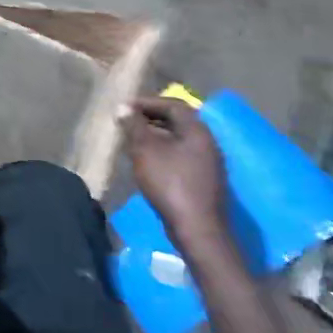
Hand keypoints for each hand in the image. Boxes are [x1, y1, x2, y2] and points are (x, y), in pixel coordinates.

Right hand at [119, 97, 228, 248]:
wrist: (198, 229)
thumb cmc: (170, 184)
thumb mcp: (146, 151)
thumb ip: (134, 126)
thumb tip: (124, 107)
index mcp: (197, 130)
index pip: (173, 105)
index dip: (148, 103)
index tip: (126, 108)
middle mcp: (207, 142)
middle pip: (178, 122)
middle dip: (151, 120)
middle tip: (129, 123)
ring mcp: (209, 164)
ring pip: (180, 141)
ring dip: (157, 138)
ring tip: (134, 143)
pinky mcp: (205, 182)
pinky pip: (182, 158)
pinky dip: (164, 154)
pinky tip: (149, 165)